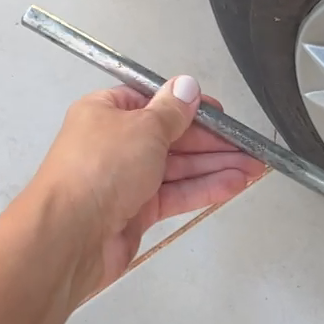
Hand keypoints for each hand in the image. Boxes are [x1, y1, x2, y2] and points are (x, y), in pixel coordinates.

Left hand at [26, 76, 264, 299]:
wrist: (68, 237)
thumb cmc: (100, 169)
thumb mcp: (143, 127)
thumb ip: (172, 110)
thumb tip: (188, 86)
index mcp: (107, 112)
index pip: (155, 102)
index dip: (191, 107)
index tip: (223, 114)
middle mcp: (116, 143)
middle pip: (173, 137)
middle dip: (213, 141)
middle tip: (250, 145)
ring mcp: (126, 179)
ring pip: (179, 168)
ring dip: (217, 165)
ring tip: (255, 167)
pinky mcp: (136, 212)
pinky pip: (176, 194)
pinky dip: (205, 188)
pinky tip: (235, 184)